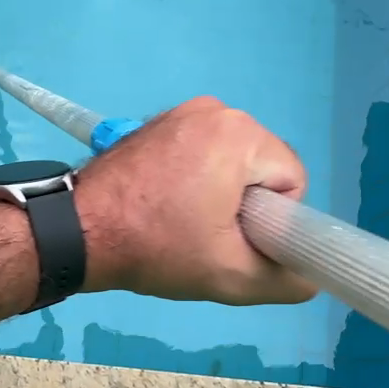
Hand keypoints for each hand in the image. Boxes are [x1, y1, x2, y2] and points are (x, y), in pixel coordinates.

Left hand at [75, 98, 315, 305]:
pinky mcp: (161, 121)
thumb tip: (310, 273)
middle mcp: (217, 109)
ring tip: (183, 219)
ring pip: (234, 160)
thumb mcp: (233, 276)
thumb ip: (287, 278)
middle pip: (262, 166)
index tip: (232, 238)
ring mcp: (184, 110)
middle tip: (207, 233)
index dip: (272, 220)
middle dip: (246, 203)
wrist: (78, 231)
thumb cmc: (158, 247)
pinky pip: (204, 150)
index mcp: (241, 133)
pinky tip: (166, 201)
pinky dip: (196, 175)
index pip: (291, 180)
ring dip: (221, 190)